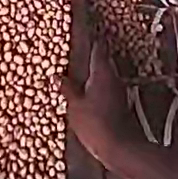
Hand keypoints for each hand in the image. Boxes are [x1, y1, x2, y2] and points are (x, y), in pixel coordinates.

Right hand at [62, 41, 140, 169]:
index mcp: (102, 71)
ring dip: (92, 70)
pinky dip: (95, 85)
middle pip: (102, 59)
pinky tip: (85, 92)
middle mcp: (113, 77)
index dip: (91, 37)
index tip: (83, 30)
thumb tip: (57, 76)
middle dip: (90, 54)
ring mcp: (117, 90)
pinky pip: (105, 87)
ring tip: (76, 70)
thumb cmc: (96, 124)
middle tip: (75, 49)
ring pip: (104, 73)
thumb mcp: (74, 106)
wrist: (121, 148)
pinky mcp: (119, 104)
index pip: (97, 46)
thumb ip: (67, 88)